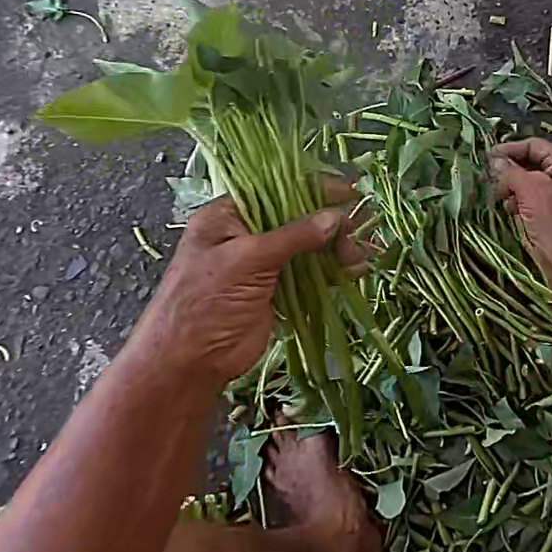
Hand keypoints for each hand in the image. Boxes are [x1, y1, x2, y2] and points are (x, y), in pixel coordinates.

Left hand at [126, 184, 362, 382]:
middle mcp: (246, 233)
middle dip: (331, 224)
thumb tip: (335, 216)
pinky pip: (310, 273)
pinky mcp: (277, 290)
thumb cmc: (206, 302)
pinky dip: (333, 271)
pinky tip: (354, 271)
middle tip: (357, 237)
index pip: (277, 189)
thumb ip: (293, 236)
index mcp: (229, 215)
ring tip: (361, 258)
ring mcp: (263, 263)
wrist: (190, 362)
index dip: (314, 189)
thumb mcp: (248, 259)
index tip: (349, 193)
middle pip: (298, 218)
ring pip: (309, 247)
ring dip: (337, 249)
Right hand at [488, 138, 551, 275]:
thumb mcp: (530, 191)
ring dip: (513, 187)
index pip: (534, 145)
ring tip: (500, 198)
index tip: (486, 159)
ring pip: (531, 181)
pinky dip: (521, 201)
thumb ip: (511, 171)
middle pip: (532, 162)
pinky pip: (534, 197)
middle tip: (488, 179)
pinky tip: (511, 210)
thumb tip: (494, 160)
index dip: (509, 150)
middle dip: (509, 171)